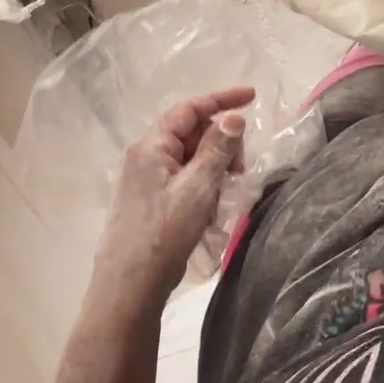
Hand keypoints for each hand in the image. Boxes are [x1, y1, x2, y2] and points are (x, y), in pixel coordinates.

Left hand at [91, 86, 253, 308]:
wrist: (130, 285)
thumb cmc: (165, 231)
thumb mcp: (199, 186)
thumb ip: (218, 148)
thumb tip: (232, 117)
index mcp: (151, 147)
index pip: (189, 109)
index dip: (221, 100)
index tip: (253, 97)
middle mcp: (144, 157)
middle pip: (191, 132)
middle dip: (222, 140)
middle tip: (241, 166)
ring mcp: (145, 179)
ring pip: (189, 156)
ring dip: (215, 163)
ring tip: (228, 188)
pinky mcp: (149, 200)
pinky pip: (183, 176)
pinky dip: (203, 180)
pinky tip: (213, 202)